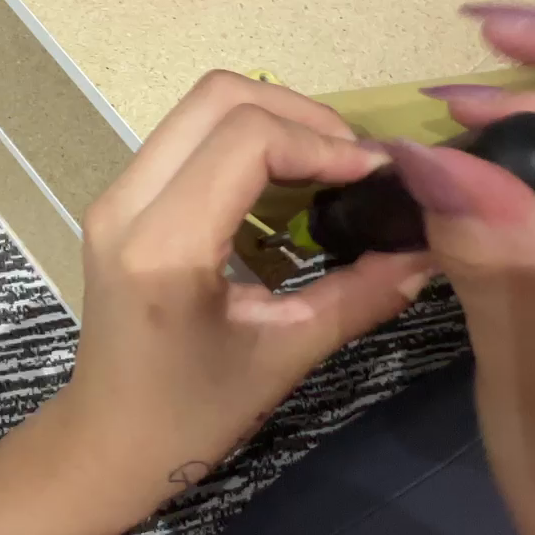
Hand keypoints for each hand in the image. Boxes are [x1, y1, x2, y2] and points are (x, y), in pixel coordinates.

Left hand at [53, 71, 434, 522]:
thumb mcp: (283, 355)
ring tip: (326, 167)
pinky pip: (182, 138)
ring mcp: (113, 196)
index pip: (246, 139)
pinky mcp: (118, 201)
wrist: (107, 437)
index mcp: (163, 245)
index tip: (379, 174)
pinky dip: (238, 139)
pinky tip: (280, 181)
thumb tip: (428, 247)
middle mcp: (125, 203)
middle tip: (354, 161)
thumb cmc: (190, 414)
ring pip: (196, 109)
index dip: (322, 142)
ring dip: (268, 120)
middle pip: (216, 97)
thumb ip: (360, 295)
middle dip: (298, 113)